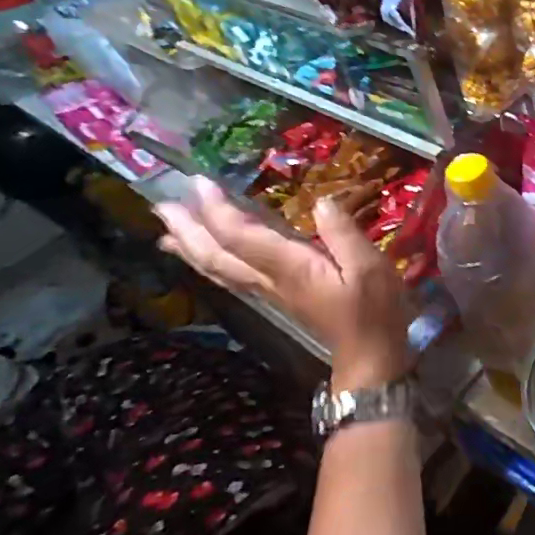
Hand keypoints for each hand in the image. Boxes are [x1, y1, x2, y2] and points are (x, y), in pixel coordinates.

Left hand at [155, 177, 409, 390]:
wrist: (369, 353)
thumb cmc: (373, 308)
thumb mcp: (369, 267)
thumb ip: (344, 233)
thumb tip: (322, 202)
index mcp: (289, 268)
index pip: (241, 237)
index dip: (217, 210)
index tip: (198, 182)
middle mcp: (270, 280)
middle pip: (217, 256)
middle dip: (188, 230)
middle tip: (161, 206)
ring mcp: (270, 291)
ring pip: (218, 269)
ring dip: (191, 248)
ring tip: (167, 230)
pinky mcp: (278, 297)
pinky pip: (231, 276)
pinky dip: (210, 263)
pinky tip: (206, 257)